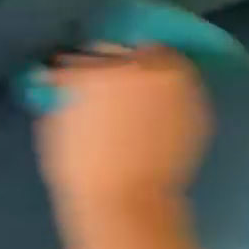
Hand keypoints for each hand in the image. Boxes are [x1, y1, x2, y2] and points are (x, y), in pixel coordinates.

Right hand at [37, 46, 212, 219]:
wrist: (125, 199)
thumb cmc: (79, 167)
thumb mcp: (55, 129)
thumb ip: (61, 96)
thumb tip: (62, 84)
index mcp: (103, 73)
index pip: (77, 58)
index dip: (61, 64)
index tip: (52, 69)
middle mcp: (147, 67)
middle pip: (122, 49)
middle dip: (100, 57)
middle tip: (86, 70)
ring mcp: (178, 82)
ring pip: (155, 59)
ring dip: (134, 65)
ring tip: (118, 82)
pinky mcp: (197, 100)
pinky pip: (174, 82)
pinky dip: (157, 86)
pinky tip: (142, 101)